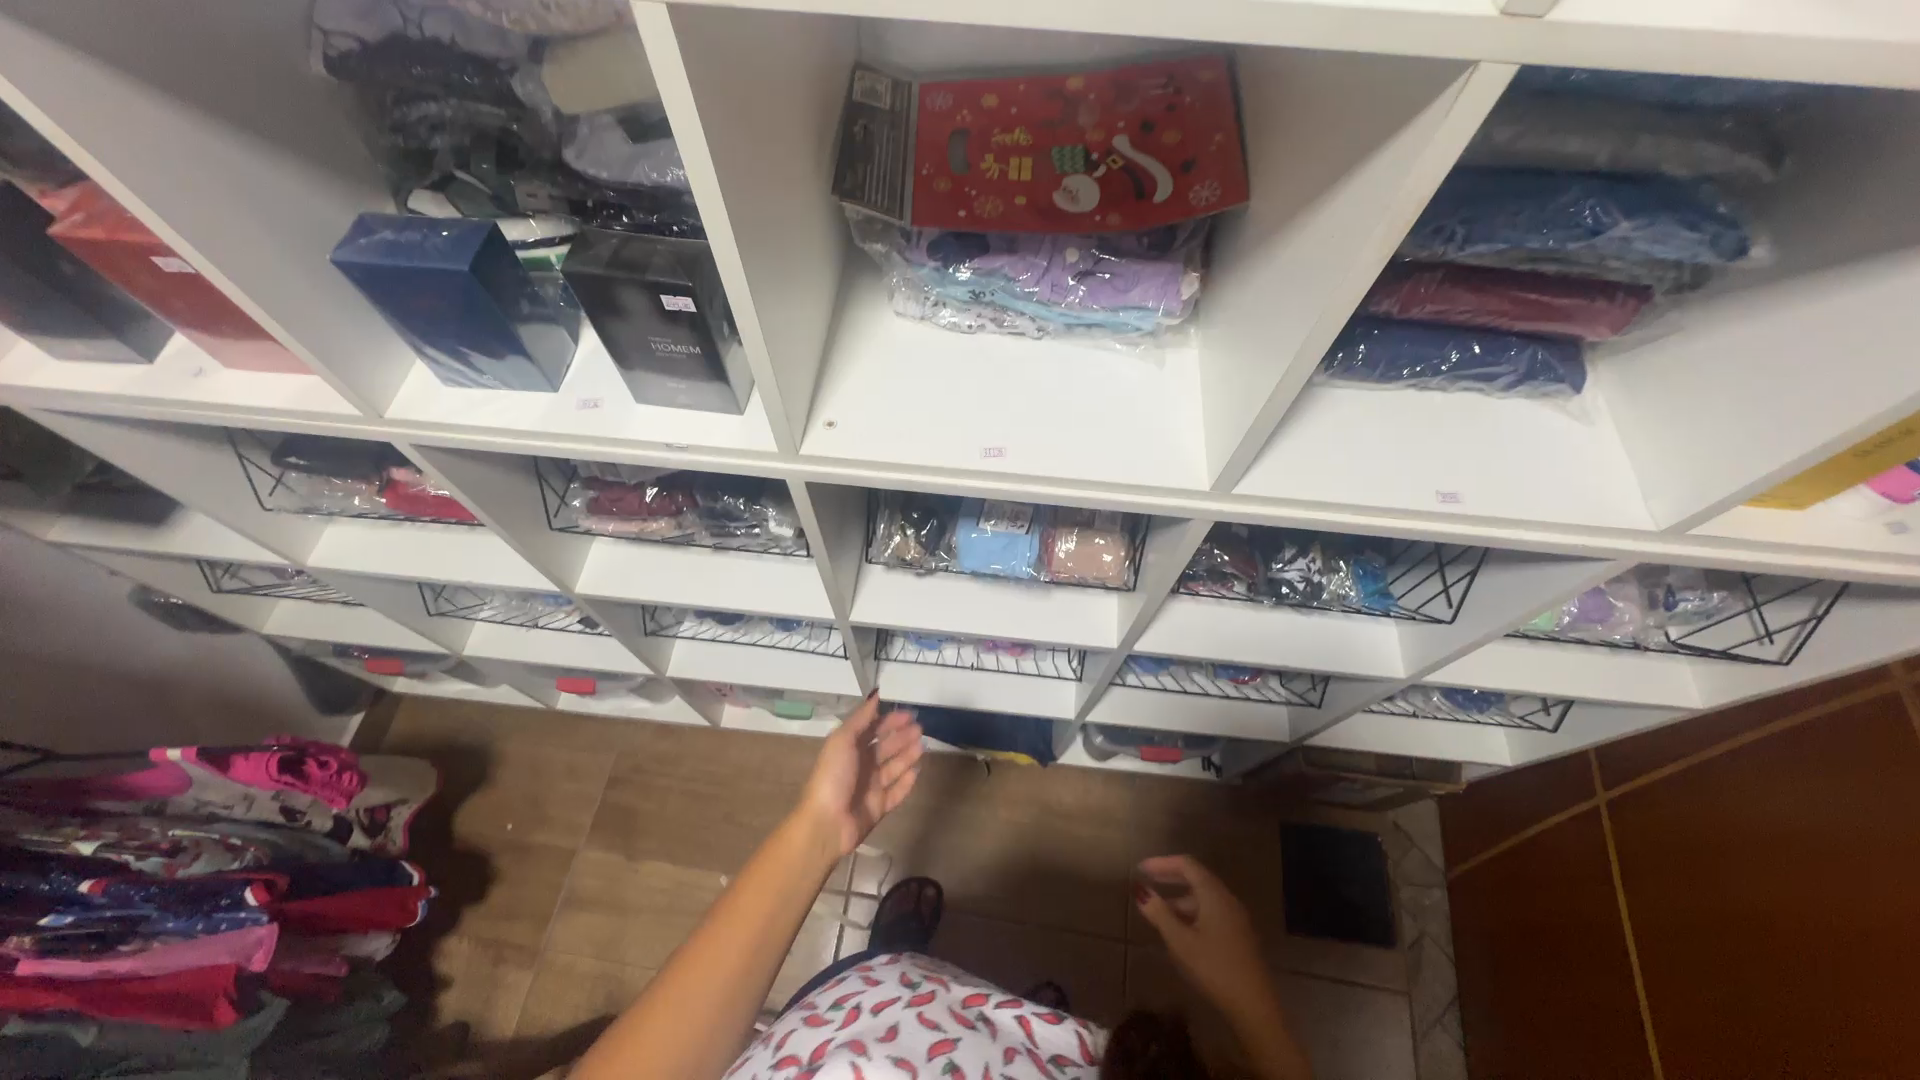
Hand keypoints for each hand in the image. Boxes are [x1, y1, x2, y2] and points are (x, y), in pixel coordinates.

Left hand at [796, 692, 923, 857]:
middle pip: (885, 747)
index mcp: (849, 748)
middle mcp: (860, 765)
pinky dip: (907, 781)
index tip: (909, 713)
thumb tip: (876, 695)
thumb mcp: (842, 740)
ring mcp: (871, 787)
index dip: (889, 721)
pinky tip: (918, 770)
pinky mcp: (879, 806)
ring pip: (894, 767)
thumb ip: (861, 718)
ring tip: (922, 745)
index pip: (872, 729)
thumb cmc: (833, 776)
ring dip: (907, 755)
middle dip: (902, 737)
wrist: (827, 822)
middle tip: (921, 728)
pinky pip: (897, 791)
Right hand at [1134, 855, 1274, 1013]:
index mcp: (1214, 895)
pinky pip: (1212, 912)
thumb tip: (1140, 891)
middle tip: (1147, 881)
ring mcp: (1236, 918)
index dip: (1162, 863)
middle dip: (1170, 877)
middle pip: (1197, 878)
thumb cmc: (1213, 967)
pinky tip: (1181, 931)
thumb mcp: (1180, 941)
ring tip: (1159, 911)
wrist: (1253, 1004)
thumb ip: (1159, 913)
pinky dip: (1192, 912)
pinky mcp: (1239, 935)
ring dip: (1180, 899)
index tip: (1141, 869)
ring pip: (1204, 898)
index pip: (1187, 865)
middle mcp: (1228, 900)